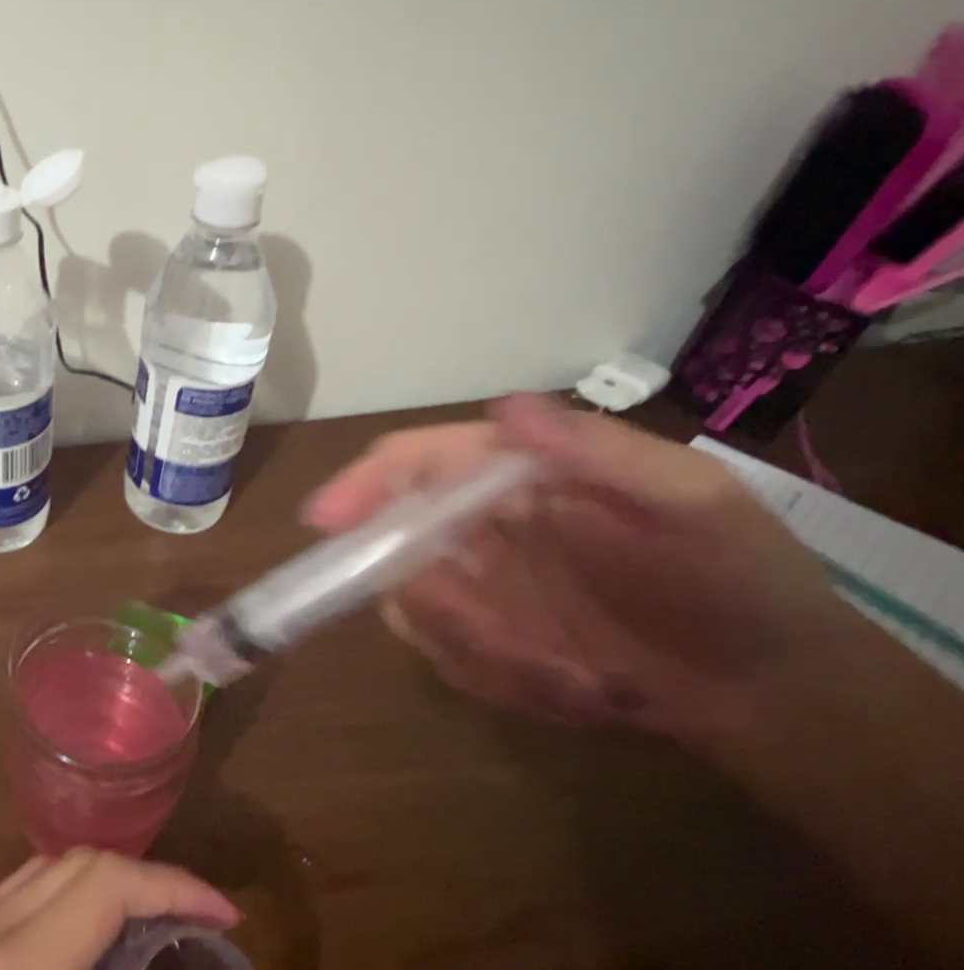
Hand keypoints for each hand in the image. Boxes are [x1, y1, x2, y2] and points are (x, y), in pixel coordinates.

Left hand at [0, 849, 238, 969]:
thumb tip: (172, 963)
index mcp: (16, 966)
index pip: (105, 887)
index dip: (176, 888)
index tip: (229, 915)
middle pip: (79, 865)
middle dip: (150, 880)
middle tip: (200, 918)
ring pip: (46, 873)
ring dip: (108, 885)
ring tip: (155, 920)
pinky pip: (18, 896)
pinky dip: (67, 900)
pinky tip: (89, 935)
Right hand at [305, 393, 848, 741]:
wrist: (770, 690)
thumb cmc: (736, 579)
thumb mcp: (690, 504)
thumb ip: (600, 454)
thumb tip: (504, 409)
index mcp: (513, 476)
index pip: (411, 463)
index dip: (361, 483)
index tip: (327, 522)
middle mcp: (476, 526)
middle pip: (391, 541)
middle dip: (422, 589)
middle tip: (490, 632)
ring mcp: (475, 588)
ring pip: (410, 607)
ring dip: (471, 642)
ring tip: (564, 672)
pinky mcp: (481, 644)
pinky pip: (444, 657)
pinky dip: (492, 675)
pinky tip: (571, 686)